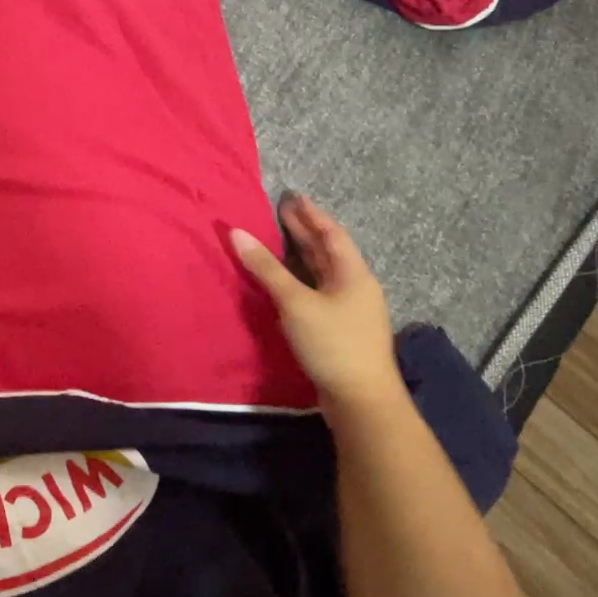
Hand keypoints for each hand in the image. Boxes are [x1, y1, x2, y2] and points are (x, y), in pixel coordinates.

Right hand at [230, 194, 404, 420]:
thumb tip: (236, 232)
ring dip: (303, 254)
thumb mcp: (295, 302)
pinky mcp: (338, 329)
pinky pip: (317, 290)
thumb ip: (266, 268)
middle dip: (306, 231)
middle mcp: (355, 288)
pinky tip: (287, 279)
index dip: (312, 215)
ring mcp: (349, 310)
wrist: (361, 400)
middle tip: (283, 210)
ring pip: (323, 272)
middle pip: (329, 251)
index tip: (293, 196)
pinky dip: (300, 277)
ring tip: (281, 238)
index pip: (332, 234)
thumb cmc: (332, 343)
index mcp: (353, 275)